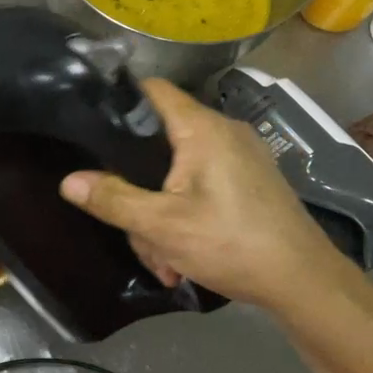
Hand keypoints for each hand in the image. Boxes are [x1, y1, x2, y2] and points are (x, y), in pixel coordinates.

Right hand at [60, 78, 347, 310]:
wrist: (304, 282)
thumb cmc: (231, 243)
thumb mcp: (161, 225)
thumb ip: (112, 199)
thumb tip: (68, 181)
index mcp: (202, 130)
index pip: (152, 90)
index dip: (118, 99)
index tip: (88, 123)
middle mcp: (223, 133)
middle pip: (158, 143)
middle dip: (137, 188)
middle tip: (133, 227)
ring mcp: (240, 158)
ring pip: (175, 175)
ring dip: (160, 216)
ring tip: (164, 258)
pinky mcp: (249, 183)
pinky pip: (200, 189)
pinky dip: (184, 219)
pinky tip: (182, 259)